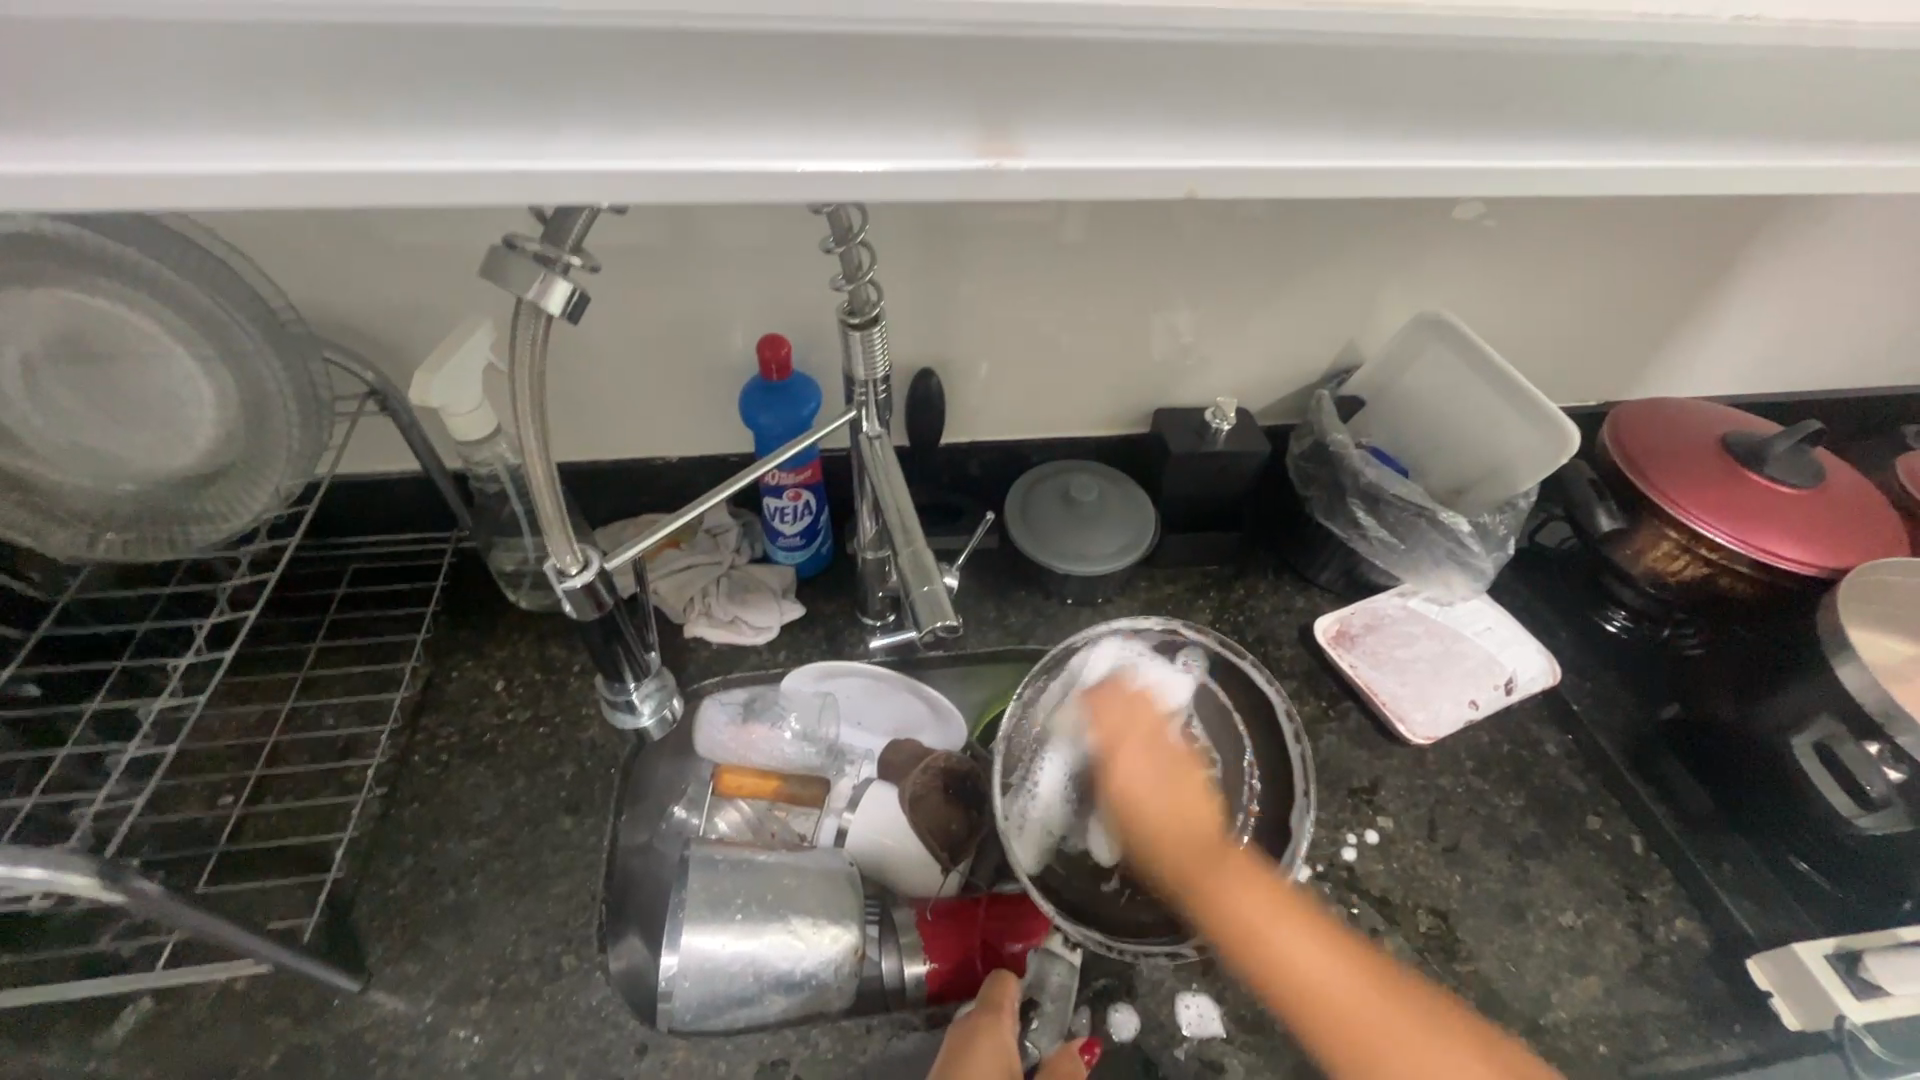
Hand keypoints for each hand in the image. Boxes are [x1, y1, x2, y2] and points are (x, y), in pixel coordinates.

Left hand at [927, 969, 1096, 1079]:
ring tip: (1041, 1073)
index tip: (1059, 1008)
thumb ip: (1065, 1071)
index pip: (1004, 980)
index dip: (1032, 989)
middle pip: (997, 1012)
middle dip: (1028, 1027)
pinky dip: (993, 1071)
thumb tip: (1084, 1043)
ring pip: (985, 1042)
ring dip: (1011, 1054)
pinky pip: (973, 1064)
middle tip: (1059, 1048)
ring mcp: (947, 1059)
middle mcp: (962, 1031)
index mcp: (985, 1023)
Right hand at [1080, 676, 1233, 904]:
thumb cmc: (1143, 841)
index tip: (1078, 699)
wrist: (1196, 856)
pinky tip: (1152, 727)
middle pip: (1127, 690)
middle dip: (1111, 685)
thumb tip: (1094, 745)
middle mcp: (1145, 736)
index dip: (1087, 694)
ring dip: (1135, 693)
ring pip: (1150, 698)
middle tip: (1101, 693)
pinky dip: (1155, 715)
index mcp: (1117, 750)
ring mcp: (1172, 740)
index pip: (1098, 701)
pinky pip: (1168, 720)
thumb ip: (1099, 767)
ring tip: (1126, 698)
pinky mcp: (1192, 749)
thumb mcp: (1106, 806)